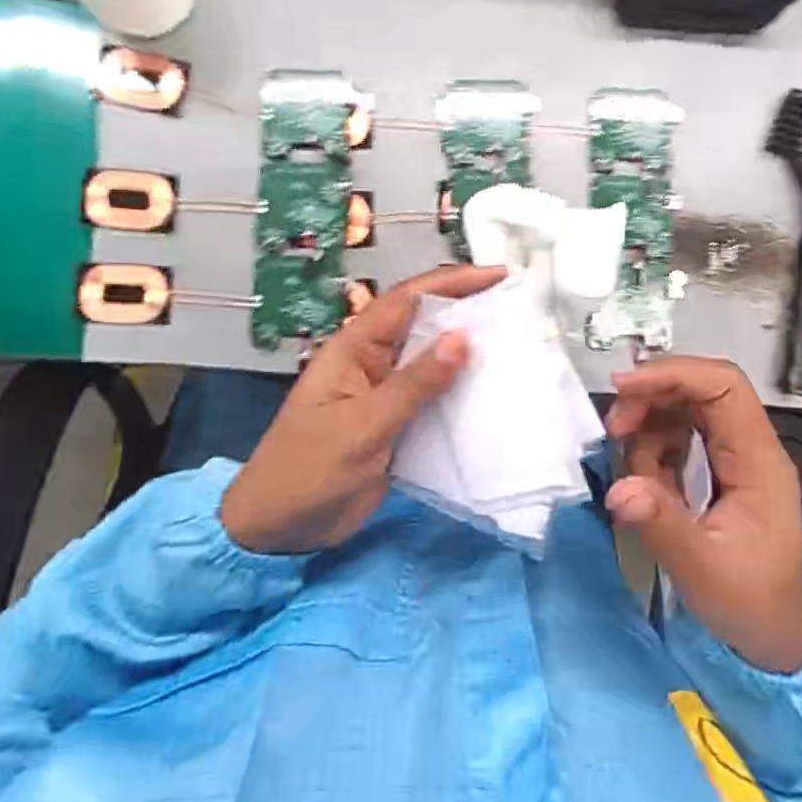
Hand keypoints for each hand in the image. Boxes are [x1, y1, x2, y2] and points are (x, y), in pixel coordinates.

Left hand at [221, 264, 507, 553]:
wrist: (280, 526)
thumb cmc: (309, 469)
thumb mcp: (363, 426)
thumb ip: (414, 384)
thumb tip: (463, 338)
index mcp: (354, 350)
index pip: (406, 301)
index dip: (452, 282)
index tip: (499, 274)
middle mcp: (372, 365)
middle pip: (423, 327)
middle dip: (466, 313)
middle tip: (520, 309)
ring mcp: (384, 397)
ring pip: (432, 365)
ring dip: (469, 356)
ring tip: (520, 347)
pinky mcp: (395, 428)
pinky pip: (433, 403)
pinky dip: (461, 396)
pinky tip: (495, 397)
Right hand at [604, 357, 801, 673]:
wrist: (768, 639)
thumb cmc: (747, 603)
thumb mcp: (701, 568)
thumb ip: (661, 524)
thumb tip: (619, 489)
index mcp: (758, 463)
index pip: (723, 387)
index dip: (673, 374)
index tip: (624, 387)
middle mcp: (747, 451)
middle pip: (700, 390)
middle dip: (651, 397)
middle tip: (615, 428)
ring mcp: (731, 461)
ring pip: (684, 410)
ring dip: (647, 425)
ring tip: (629, 464)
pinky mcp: (713, 473)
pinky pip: (676, 438)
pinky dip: (650, 447)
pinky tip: (643, 478)